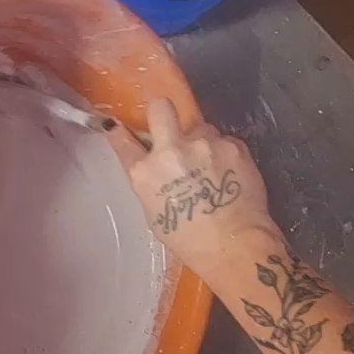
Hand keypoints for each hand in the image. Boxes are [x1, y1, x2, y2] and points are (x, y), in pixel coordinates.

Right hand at [106, 99, 278, 289]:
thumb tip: (155, 166)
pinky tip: (230, 176)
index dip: (120, 131)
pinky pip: (225, 141)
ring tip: (212, 167)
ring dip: (202, 142)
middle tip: (172, 130)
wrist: (234, 245)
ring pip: (201, 128)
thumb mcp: (153, 212)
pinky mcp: (234, 144)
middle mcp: (171, 150)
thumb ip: (150, 181)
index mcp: (144, 172)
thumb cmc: (188, 239)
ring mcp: (204, 144)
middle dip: (163, 114)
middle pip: (161, 108)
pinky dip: (225, 154)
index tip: (120, 128)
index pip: (121, 138)